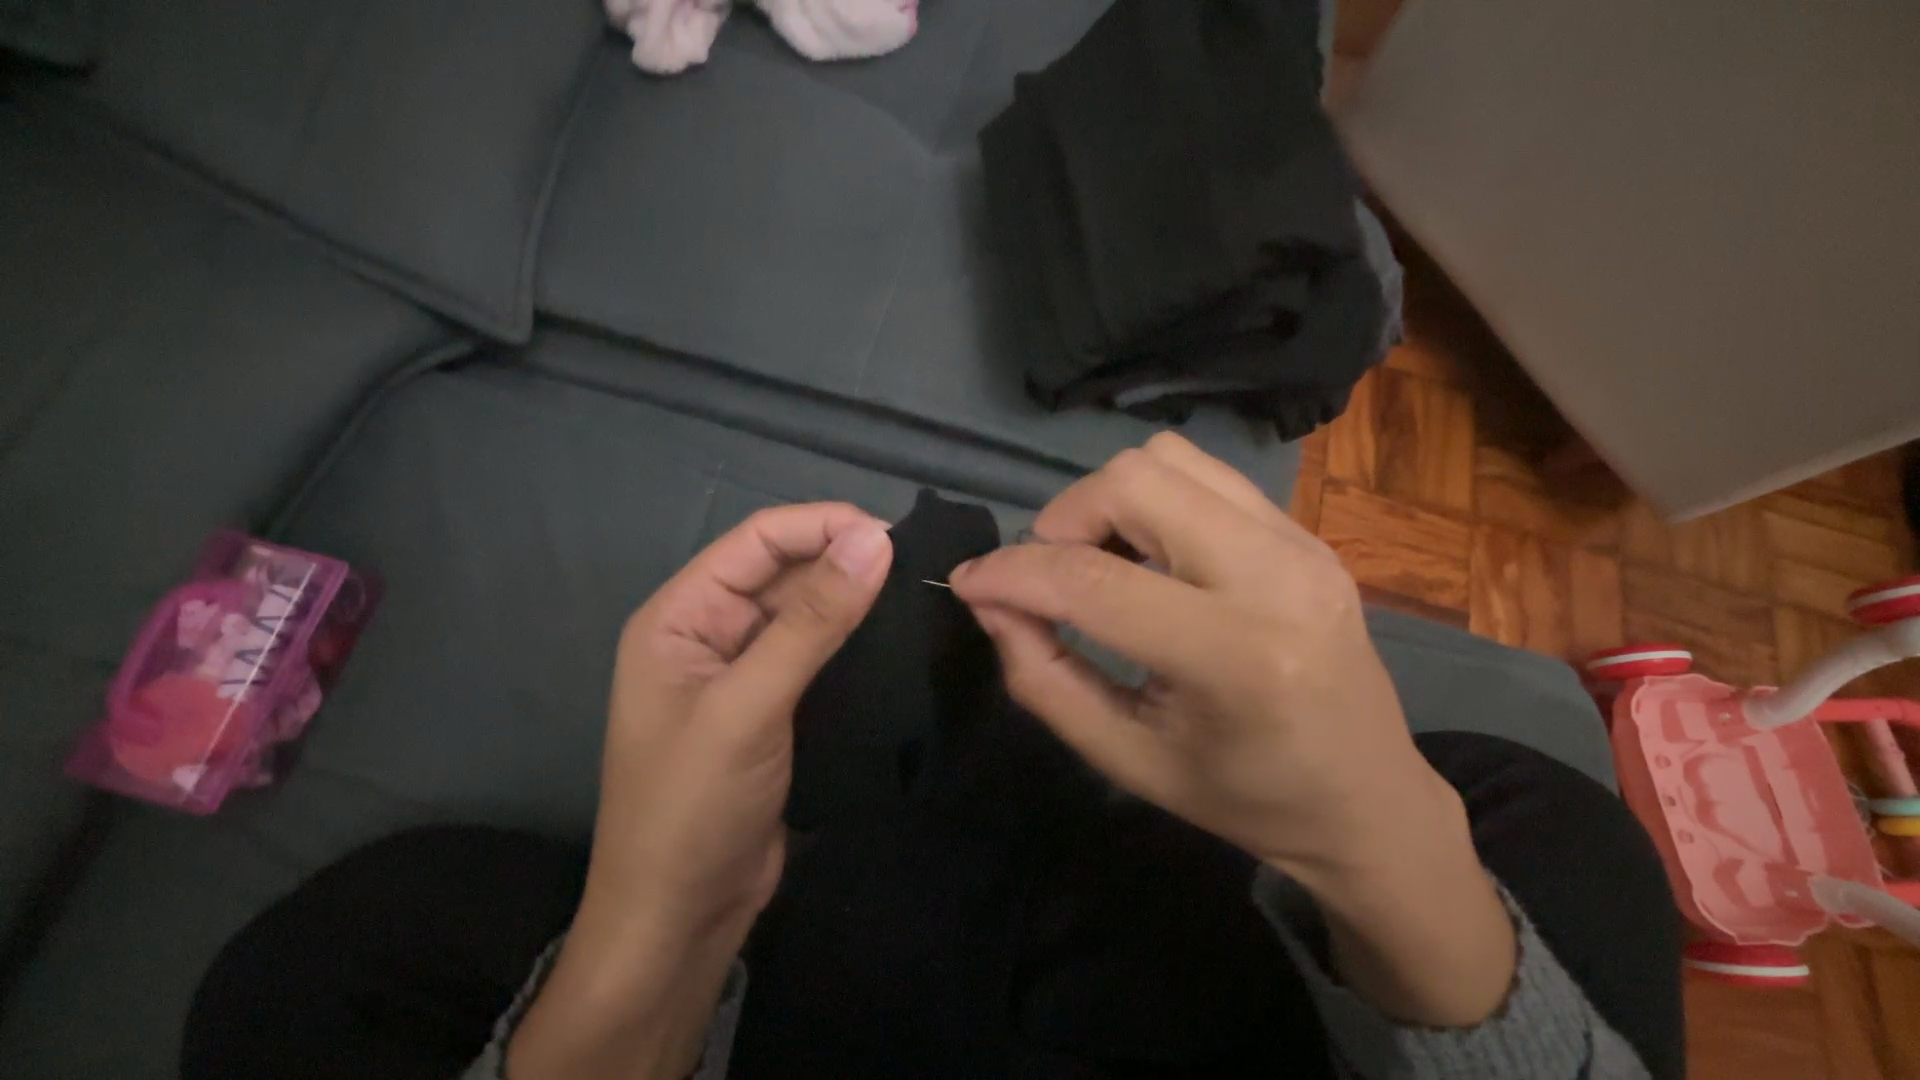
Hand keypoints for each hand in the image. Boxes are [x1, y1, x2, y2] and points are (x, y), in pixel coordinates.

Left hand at [510, 503, 892, 1078]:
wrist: (681, 919)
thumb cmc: (693, 806)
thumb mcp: (749, 706)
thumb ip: (810, 622)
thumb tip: (875, 540)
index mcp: (679, 616)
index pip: (756, 542)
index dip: (820, 525)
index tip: (893, 535)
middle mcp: (709, 634)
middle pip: (781, 573)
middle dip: (841, 560)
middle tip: (915, 566)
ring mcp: (742, 674)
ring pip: (803, 613)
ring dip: (851, 599)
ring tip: (915, 593)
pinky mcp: (774, 710)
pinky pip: (815, 656)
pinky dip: (851, 642)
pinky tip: (894, 640)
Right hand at [949, 433, 1432, 878]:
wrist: (1367, 798)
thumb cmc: (1241, 795)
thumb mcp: (1126, 758)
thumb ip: (1044, 679)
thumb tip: (992, 602)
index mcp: (1235, 656)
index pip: (1094, 581)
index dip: (1013, 573)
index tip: (970, 583)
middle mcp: (1276, 577)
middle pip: (1135, 481)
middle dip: (1065, 519)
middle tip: (1052, 576)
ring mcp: (1301, 542)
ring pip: (1168, 459)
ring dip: (1110, 502)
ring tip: (1105, 563)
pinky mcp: (1305, 531)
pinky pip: (1204, 474)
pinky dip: (1154, 501)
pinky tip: (1154, 556)